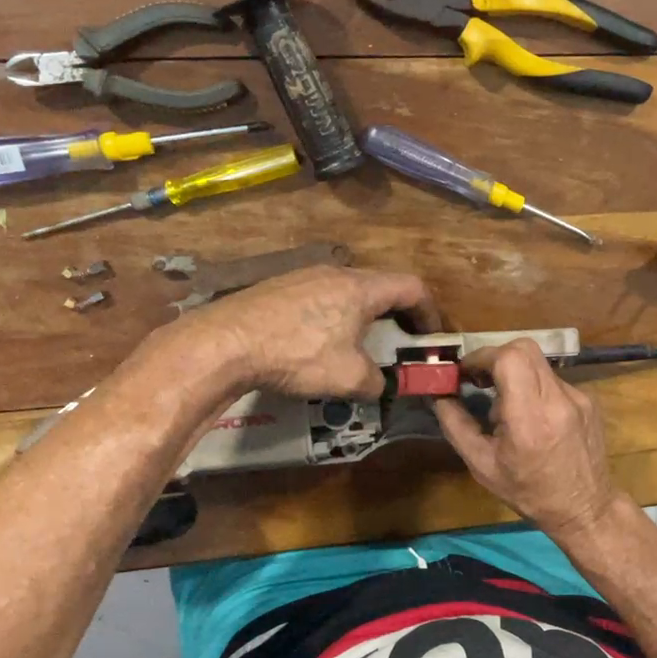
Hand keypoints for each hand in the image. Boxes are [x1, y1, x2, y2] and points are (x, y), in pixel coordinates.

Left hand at [188, 265, 438, 398]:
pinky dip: (335, 317)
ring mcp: (304, 276)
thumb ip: (377, 382)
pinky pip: (321, 298)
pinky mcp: (278, 288)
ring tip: (361, 346)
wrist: (224, 344)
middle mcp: (336, 273)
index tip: (431, 338)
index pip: (413, 287)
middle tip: (401, 343)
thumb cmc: (298, 355)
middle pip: (381, 286)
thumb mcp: (350, 378)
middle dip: (398, 316)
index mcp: (361, 288)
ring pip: (349, 291)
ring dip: (364, 317)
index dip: (430, 312)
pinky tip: (318, 345)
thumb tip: (379, 384)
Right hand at [435, 339, 621, 535]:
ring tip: (507, 409)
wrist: (584, 508)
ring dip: (516, 375)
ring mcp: (578, 397)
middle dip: (497, 358)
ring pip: (539, 364)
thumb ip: (456, 426)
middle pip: (524, 349)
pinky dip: (535, 389)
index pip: (509, 358)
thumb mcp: (482, 465)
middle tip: (482, 381)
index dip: (482, 357)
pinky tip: (533, 419)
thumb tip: (438, 396)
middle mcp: (557, 400)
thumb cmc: (528, 492)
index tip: (467, 374)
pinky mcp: (588, 400)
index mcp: (529, 418)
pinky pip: (553, 381)